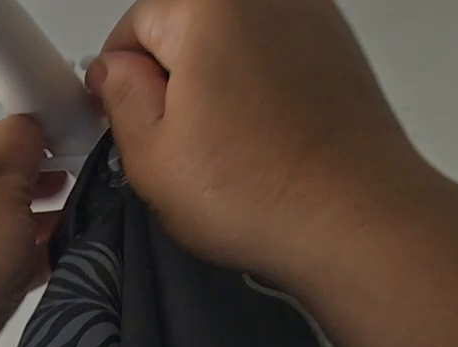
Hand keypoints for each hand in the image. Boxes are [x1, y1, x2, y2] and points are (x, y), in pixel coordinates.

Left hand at [0, 116, 59, 346]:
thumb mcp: (5, 173)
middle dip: (24, 194)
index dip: (13, 148)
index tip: (50, 161)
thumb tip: (23, 128)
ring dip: (20, 234)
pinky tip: (40, 272)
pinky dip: (6, 269)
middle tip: (64, 197)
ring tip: (60, 237)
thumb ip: (21, 139)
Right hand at [86, 0, 457, 283]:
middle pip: (185, 24)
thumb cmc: (249, 190)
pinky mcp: (335, 46)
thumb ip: (120, 96)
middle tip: (167, 142)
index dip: (116, 74)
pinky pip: (266, 55)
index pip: (136, 20)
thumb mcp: (149, 154)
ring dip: (206, 84)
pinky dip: (247, 88)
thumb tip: (111, 68)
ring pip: (226, 41)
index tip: (119, 118)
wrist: (346, 215)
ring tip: (212, 147)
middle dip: (165, 76)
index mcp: (210, 7)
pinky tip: (248, 139)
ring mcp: (310, 14)